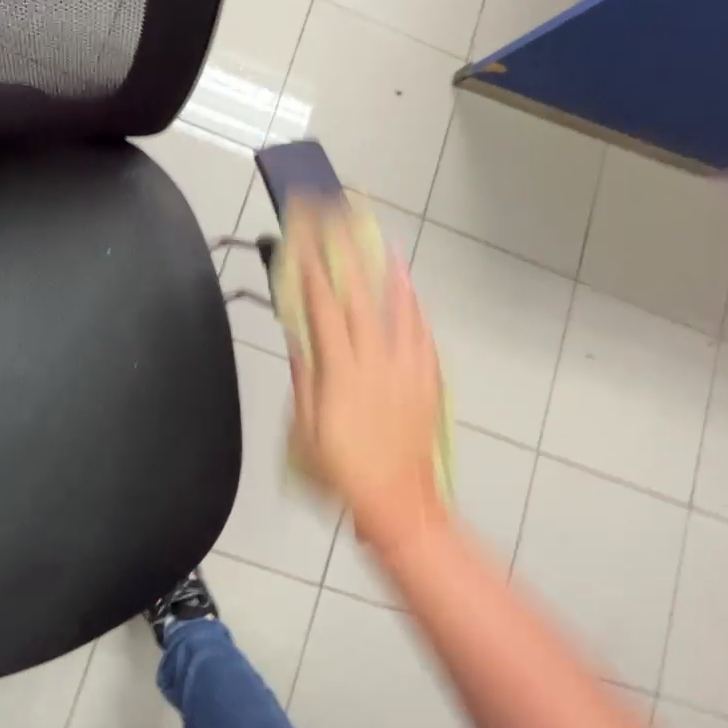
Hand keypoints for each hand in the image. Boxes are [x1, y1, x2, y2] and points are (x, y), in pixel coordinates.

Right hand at [284, 202, 447, 555]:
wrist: (400, 506)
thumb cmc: (343, 473)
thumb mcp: (306, 430)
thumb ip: (305, 378)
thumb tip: (300, 338)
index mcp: (341, 371)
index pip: (323, 307)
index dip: (312, 269)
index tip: (303, 237)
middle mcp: (376, 361)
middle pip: (358, 297)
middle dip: (344, 254)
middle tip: (336, 221)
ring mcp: (406, 368)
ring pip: (397, 309)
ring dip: (387, 272)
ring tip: (382, 240)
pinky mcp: (427, 381)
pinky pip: (422, 335)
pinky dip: (414, 308)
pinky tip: (409, 291)